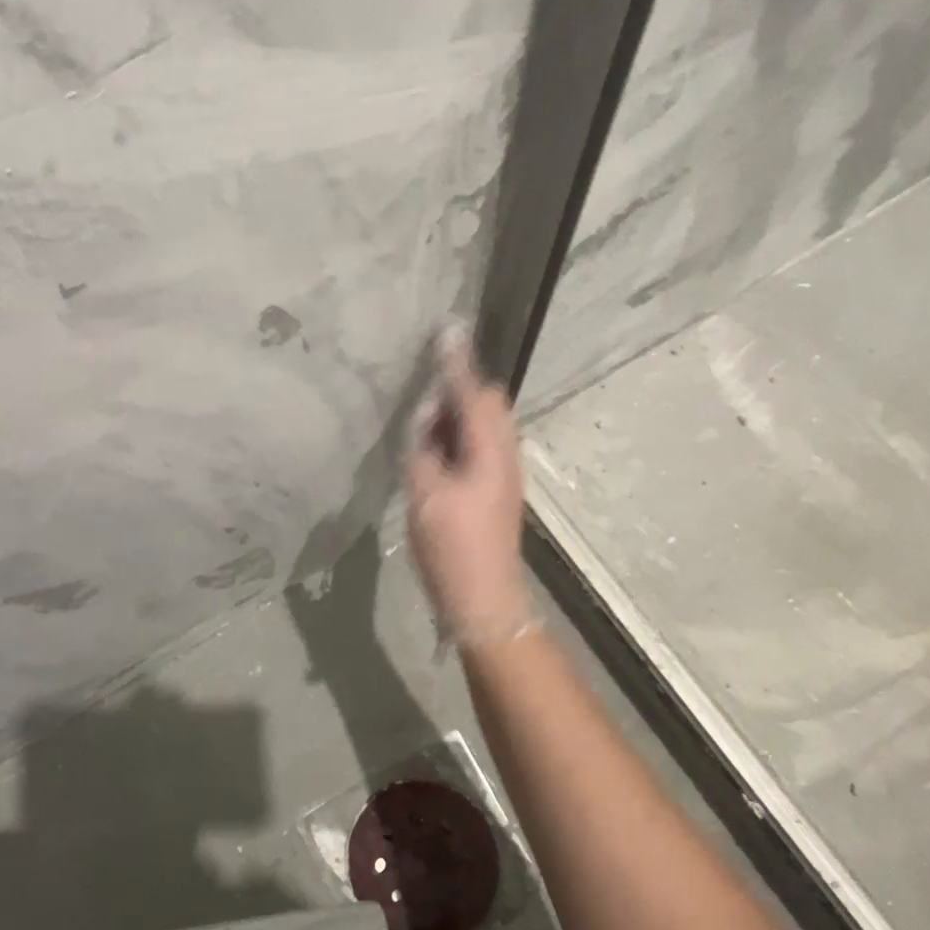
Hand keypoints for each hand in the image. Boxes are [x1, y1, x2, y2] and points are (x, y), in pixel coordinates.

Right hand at [404, 325, 529, 644]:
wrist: (483, 600)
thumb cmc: (452, 548)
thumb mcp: (425, 494)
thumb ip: (424, 446)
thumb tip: (428, 414)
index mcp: (490, 450)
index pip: (473, 392)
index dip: (456, 361)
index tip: (447, 328)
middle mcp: (505, 454)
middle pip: (487, 403)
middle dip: (459, 387)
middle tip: (424, 387)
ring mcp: (504, 474)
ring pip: (484, 425)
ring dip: (457, 413)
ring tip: (423, 417)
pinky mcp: (495, 491)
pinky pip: (479, 446)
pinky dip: (458, 436)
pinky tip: (433, 448)